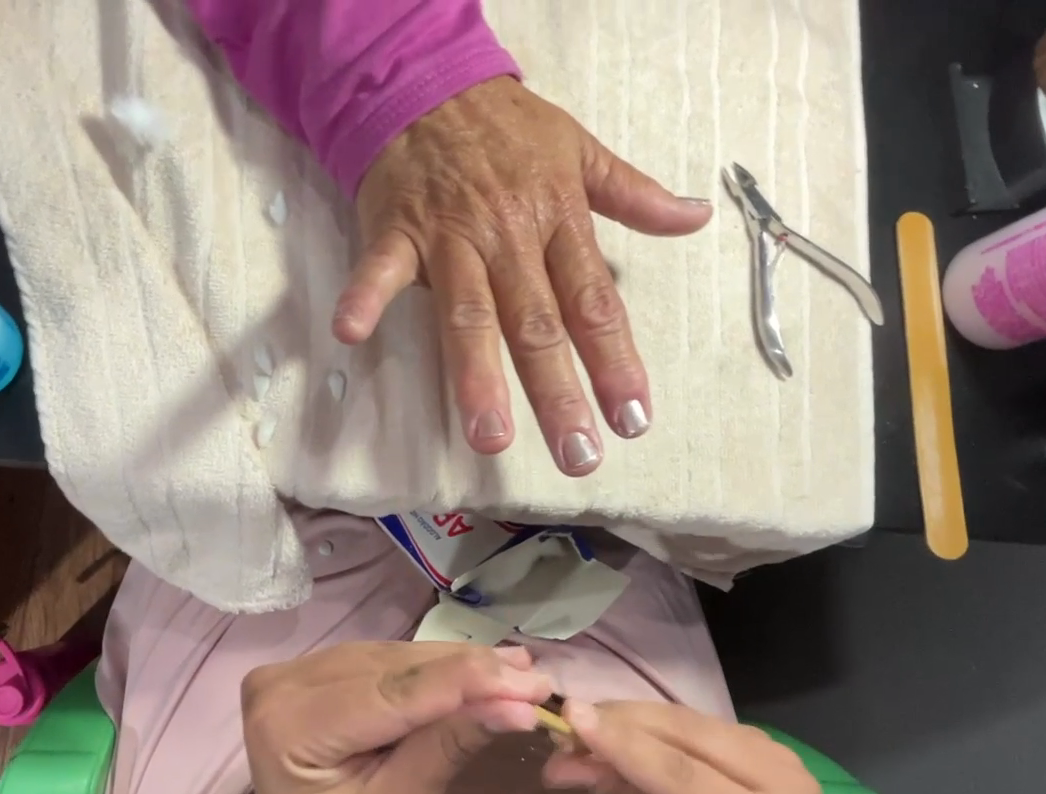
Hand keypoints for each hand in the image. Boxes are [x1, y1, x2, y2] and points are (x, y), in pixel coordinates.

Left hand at [241, 642, 552, 793]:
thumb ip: (448, 746)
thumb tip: (518, 705)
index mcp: (287, 727)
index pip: (389, 694)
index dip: (465, 682)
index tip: (532, 683)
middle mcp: (280, 684)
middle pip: (391, 669)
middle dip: (468, 671)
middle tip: (537, 677)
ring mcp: (290, 672)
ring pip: (390, 658)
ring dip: (455, 663)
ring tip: (519, 667)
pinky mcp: (307, 670)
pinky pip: (378, 662)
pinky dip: (428, 667)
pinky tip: (476, 664)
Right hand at [332, 77, 713, 476]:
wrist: (431, 85)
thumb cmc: (508, 130)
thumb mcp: (582, 151)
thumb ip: (634, 196)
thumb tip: (695, 219)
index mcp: (558, 222)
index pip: (595, 304)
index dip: (615, 363)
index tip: (632, 419)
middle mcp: (509, 238)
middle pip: (537, 325)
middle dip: (558, 393)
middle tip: (576, 457)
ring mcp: (450, 237)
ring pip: (468, 312)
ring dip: (478, 374)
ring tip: (490, 435)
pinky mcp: (396, 232)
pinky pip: (379, 269)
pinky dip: (363, 297)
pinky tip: (351, 334)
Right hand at [543, 701, 822, 793]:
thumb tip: (564, 755)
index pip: (681, 774)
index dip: (622, 743)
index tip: (570, 716)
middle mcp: (782, 781)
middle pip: (683, 733)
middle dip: (616, 723)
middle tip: (562, 726)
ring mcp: (777, 753)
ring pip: (684, 718)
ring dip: (627, 718)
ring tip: (583, 729)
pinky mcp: (762, 737)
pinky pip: (692, 719)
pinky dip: (648, 721)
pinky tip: (619, 730)